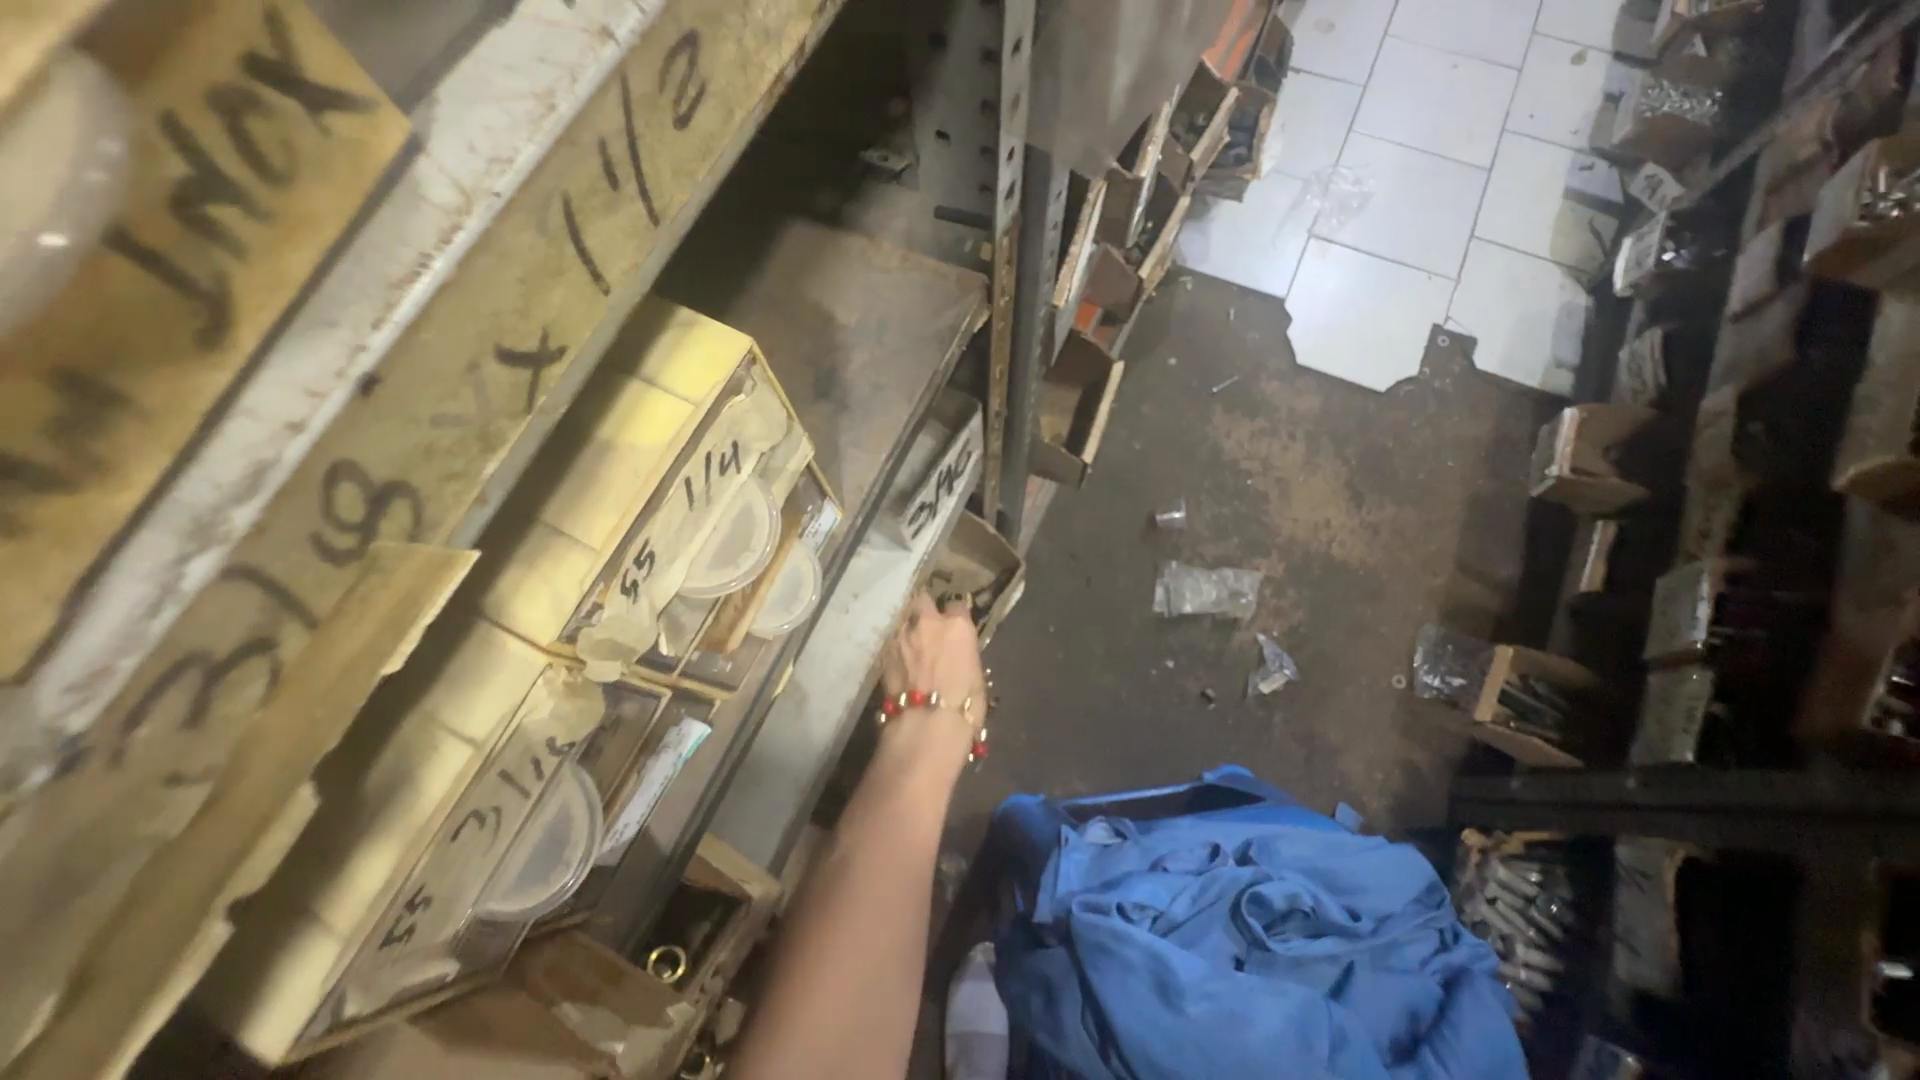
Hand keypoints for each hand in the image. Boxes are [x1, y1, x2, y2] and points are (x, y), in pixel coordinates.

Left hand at [880, 592, 986, 735]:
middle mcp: (927, 623)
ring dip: (907, 629)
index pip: (958, 606)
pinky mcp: (883, 654)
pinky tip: (898, 661)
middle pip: (922, 600)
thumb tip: (958, 657)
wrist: (926, 725)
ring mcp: (901, 636)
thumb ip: (964, 656)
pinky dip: (895, 648)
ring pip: (902, 621)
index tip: (954, 624)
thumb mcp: (976, 677)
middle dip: (924, 609)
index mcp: (957, 627)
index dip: (955, 615)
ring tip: (909, 645)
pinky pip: (891, 642)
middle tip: (926, 624)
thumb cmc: (964, 706)